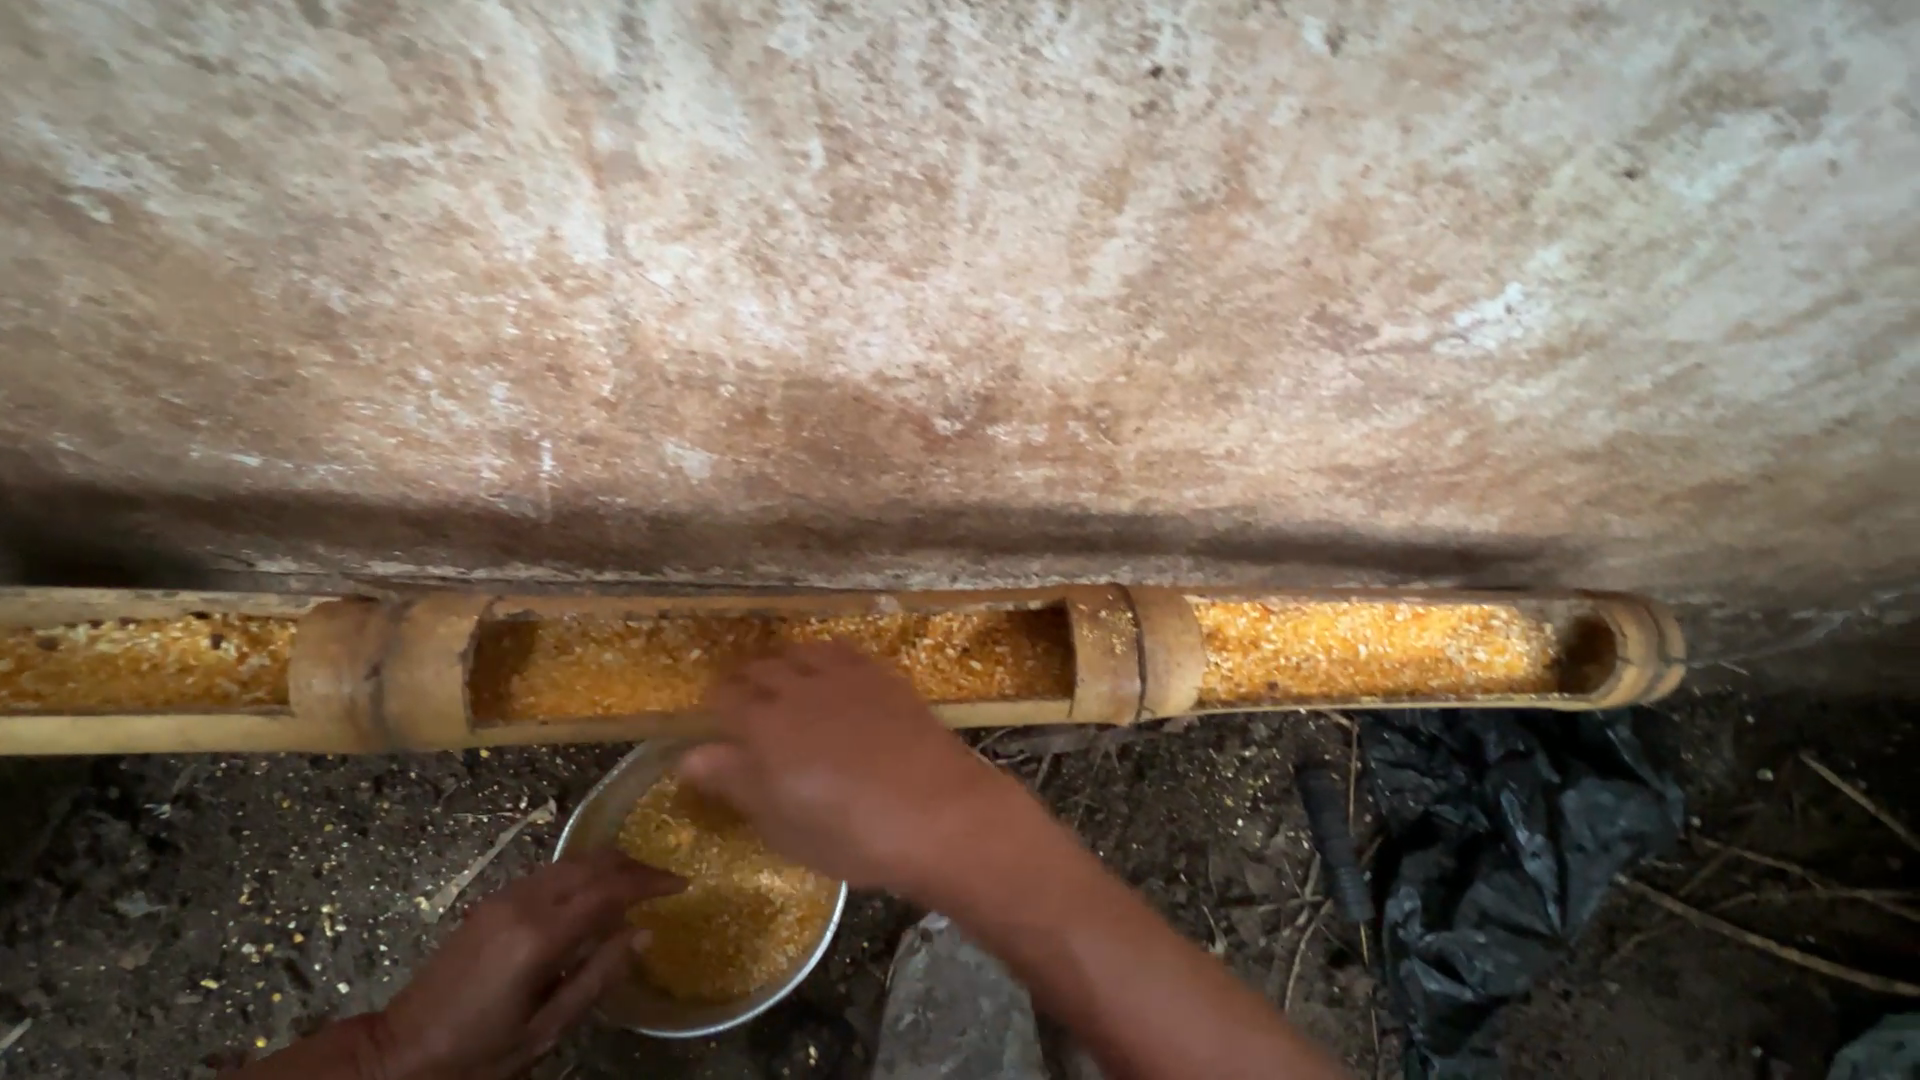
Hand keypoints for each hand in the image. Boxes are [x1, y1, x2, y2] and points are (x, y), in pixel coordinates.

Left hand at [367, 852, 683, 1079]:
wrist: (395, 1057)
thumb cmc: (476, 1054)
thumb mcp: (545, 1030)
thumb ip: (597, 976)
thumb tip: (643, 934)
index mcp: (540, 936)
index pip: (610, 889)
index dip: (650, 882)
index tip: (682, 885)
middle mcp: (523, 903)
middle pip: (593, 863)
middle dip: (634, 866)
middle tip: (664, 882)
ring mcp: (504, 897)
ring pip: (572, 861)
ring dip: (610, 866)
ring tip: (637, 886)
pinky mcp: (491, 901)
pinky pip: (551, 873)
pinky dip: (583, 874)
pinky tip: (594, 896)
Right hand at [678, 641, 1042, 895]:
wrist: (937, 812)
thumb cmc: (850, 835)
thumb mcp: (781, 825)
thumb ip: (735, 782)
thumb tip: (690, 757)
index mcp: (763, 726)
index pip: (723, 699)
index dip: (715, 708)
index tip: (716, 722)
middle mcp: (798, 689)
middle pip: (759, 669)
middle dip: (745, 683)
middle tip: (746, 704)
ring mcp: (844, 677)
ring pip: (799, 653)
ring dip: (784, 665)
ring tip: (785, 683)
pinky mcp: (883, 676)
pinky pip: (843, 651)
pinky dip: (826, 656)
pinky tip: (831, 673)